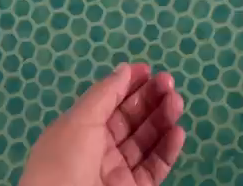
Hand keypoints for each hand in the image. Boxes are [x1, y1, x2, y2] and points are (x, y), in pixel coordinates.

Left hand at [19, 62, 185, 185]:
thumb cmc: (65, 161)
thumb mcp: (80, 119)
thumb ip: (105, 93)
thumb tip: (124, 69)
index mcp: (81, 130)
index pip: (109, 102)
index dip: (128, 84)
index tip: (148, 70)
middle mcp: (100, 150)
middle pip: (131, 119)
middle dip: (150, 98)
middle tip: (169, 82)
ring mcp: (117, 173)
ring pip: (146, 141)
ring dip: (163, 119)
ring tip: (177, 102)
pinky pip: (154, 169)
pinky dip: (167, 150)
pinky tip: (177, 132)